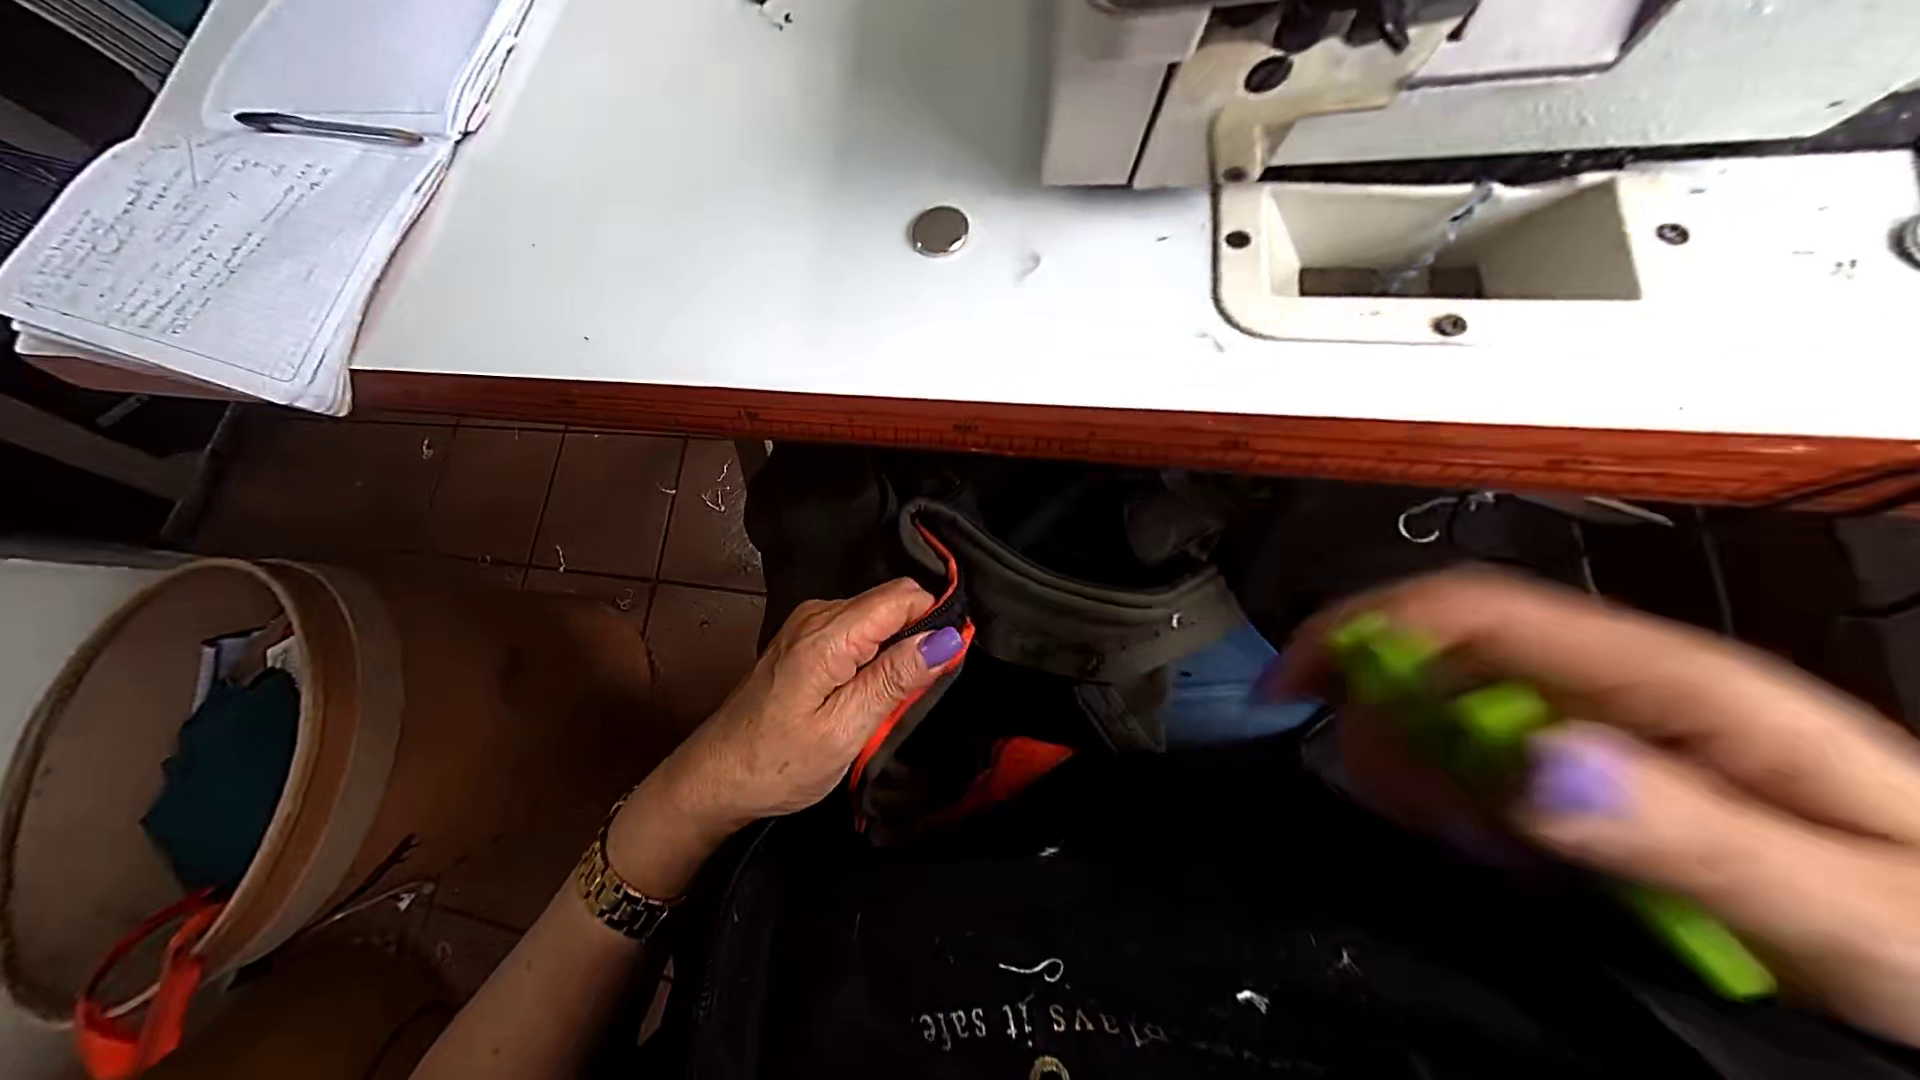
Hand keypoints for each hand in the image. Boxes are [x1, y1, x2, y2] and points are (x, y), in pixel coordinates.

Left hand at [628, 578, 962, 839]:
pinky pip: (859, 628)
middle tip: (913, 691)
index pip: (905, 595)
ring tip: (888, 698)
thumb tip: (948, 638)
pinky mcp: (806, 637)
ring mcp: (809, 623)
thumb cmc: (776, 762)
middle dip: (918, 637)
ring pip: (879, 615)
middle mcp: (818, 614)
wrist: (714, 777)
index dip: (936, 620)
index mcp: (828, 634)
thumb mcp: (846, 729)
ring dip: (897, 649)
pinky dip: (875, 653)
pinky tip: (866, 691)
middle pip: (893, 601)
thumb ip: (897, 678)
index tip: (949, 660)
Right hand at [1274, 570, 1919, 1045]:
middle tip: (1409, 808)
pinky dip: (1434, 782)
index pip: (1461, 609)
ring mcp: (1583, 712)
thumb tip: (1538, 766)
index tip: (1287, 686)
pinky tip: (1477, 832)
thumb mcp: (1845, 902)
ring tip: (1464, 837)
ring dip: (1407, 759)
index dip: (1354, 629)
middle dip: (1380, 717)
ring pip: (1431, 695)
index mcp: (1659, 676)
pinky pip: (1459, 742)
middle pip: (1427, 648)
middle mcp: (1603, 677)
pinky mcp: (1571, 751)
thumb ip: (1690, 833)